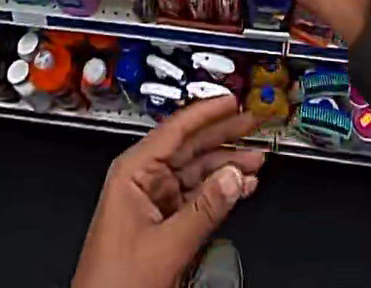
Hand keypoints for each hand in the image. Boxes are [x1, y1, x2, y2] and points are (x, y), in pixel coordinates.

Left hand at [73, 94, 263, 287]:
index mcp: (133, 172)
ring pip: (198, 171)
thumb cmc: (114, 285)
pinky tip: (241, 187)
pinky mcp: (163, 222)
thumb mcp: (165, 246)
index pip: (176, 129)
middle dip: (224, 135)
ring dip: (228, 166)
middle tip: (251, 123)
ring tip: (255, 158)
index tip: (232, 102)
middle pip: (191, 146)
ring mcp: (154, 201)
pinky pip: (197, 196)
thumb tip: (233, 176)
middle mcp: (143, 180)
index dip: (207, 112)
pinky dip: (221, 192)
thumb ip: (204, 209)